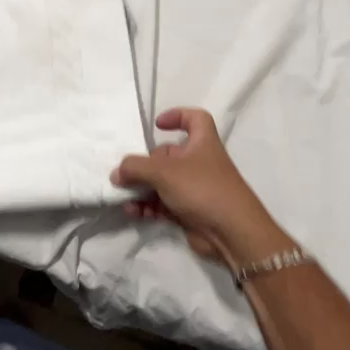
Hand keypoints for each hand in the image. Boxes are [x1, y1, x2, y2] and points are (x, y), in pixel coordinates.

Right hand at [113, 108, 294, 264]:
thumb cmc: (202, 189)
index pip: (195, 118)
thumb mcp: (163, 172)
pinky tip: (135, 213)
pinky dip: (148, 206)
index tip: (156, 125)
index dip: (177, 116)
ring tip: (125, 199)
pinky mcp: (189, 211)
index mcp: (202, 143)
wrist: (232, 233)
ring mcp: (194, 188)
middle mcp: (199, 162)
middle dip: (144, 165)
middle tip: (125, 175)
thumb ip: (135, 168)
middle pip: (167, 155)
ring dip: (141, 189)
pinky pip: (162, 203)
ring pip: (161, 182)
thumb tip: (117, 173)